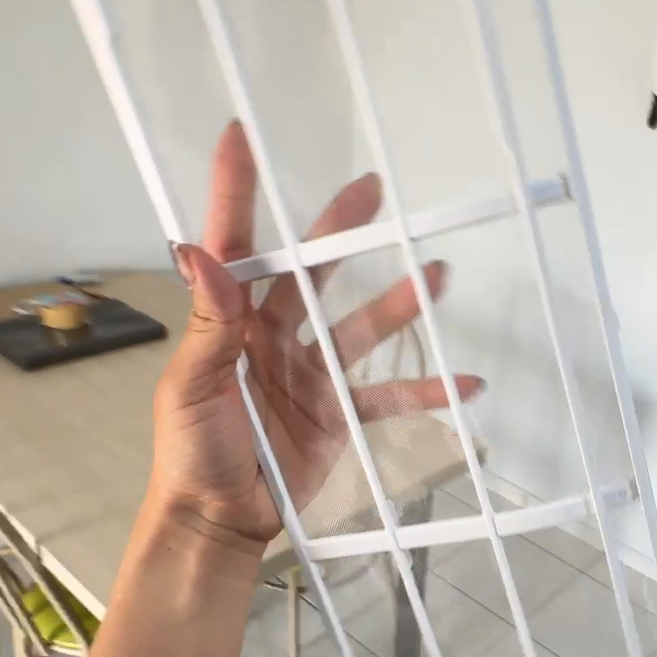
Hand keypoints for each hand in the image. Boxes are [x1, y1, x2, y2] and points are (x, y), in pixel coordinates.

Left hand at [150, 121, 483, 548]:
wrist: (221, 518)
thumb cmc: (193, 452)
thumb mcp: (191, 389)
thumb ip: (209, 327)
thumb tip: (203, 253)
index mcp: (230, 324)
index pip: (234, 248)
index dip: (236, 194)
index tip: (242, 137)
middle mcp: (274, 337)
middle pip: (311, 275)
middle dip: (340, 233)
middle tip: (373, 192)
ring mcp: (313, 373)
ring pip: (362, 330)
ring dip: (400, 306)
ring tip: (439, 275)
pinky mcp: (340, 411)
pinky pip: (389, 395)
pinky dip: (426, 391)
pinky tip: (465, 383)